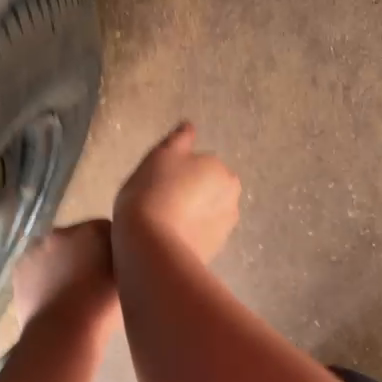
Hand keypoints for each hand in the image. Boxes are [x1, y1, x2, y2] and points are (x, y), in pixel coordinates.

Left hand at [12, 220, 114, 326]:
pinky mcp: (18, 269)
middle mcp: (61, 232)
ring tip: (67, 293)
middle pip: (75, 239)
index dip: (109, 250)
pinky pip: (34, 267)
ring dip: (59, 264)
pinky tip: (49, 297)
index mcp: (92, 230)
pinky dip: (40, 277)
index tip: (112, 269)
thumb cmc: (101, 309)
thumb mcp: (125, 280)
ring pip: (51, 252)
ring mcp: (35, 249)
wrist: (61, 333)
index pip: (105, 230)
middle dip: (82, 254)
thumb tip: (115, 256)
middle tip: (89, 282)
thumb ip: (121, 260)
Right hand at [112, 123, 241, 263]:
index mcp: (220, 170)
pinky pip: (199, 239)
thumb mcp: (160, 156)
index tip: (157, 184)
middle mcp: (230, 198)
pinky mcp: (213, 254)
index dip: (176, 174)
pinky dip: (187, 237)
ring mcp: (224, 230)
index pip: (200, 166)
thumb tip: (189, 127)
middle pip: (206, 192)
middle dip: (189, 196)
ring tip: (162, 226)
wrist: (150, 247)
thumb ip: (178, 140)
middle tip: (159, 204)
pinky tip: (167, 241)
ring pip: (204, 217)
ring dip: (189, 218)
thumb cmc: (152, 193)